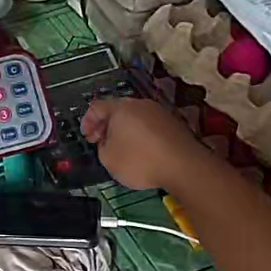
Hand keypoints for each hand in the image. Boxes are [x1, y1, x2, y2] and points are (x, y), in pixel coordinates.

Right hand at [81, 97, 210, 191]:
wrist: (183, 165)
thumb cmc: (141, 161)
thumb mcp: (108, 158)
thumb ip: (101, 146)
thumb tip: (107, 142)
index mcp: (120, 107)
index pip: (96, 107)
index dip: (87, 121)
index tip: (87, 136)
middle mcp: (140, 104)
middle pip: (117, 110)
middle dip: (107, 125)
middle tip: (101, 141)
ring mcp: (159, 112)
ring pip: (135, 117)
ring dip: (124, 130)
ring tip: (122, 149)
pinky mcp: (172, 123)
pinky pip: (150, 126)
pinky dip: (141, 136)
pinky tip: (142, 152)